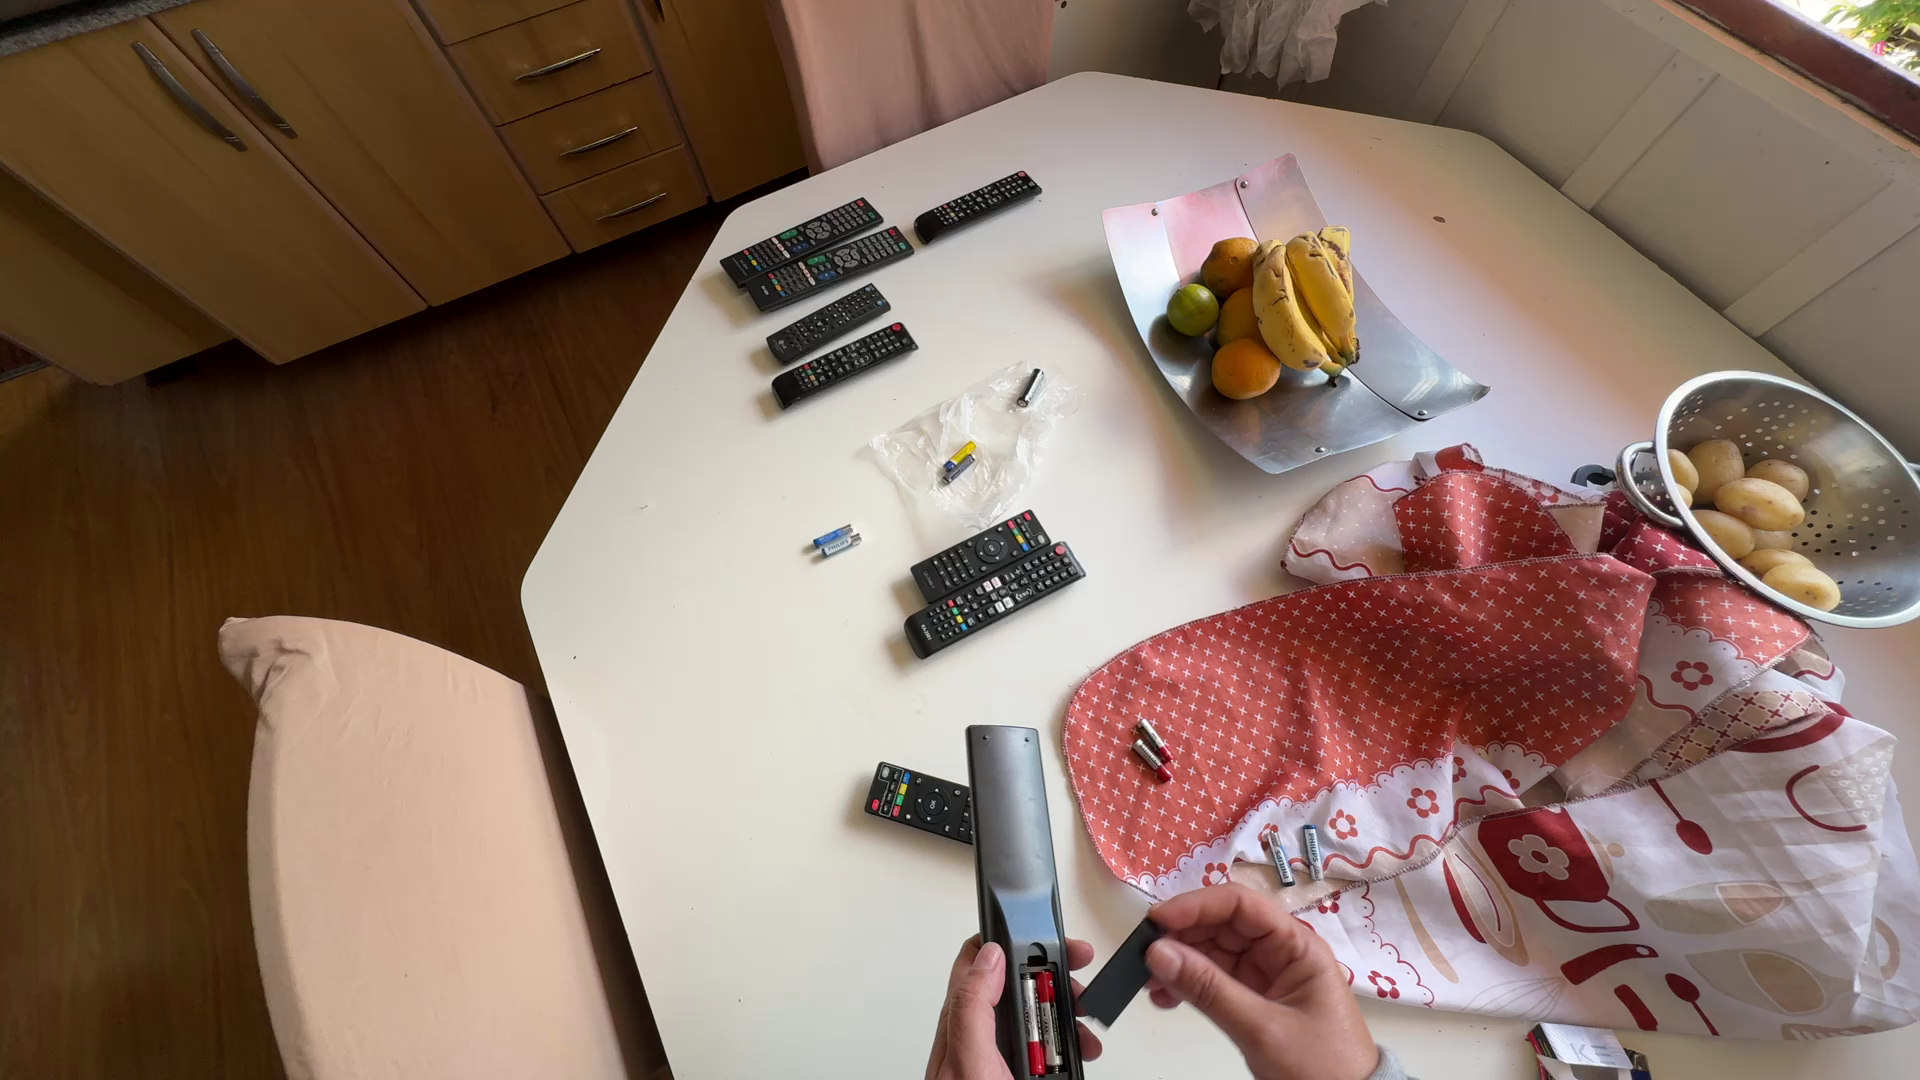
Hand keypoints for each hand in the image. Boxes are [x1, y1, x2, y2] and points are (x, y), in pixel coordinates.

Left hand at [925, 936, 1103, 1079]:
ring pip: (1038, 1017)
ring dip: (1067, 1013)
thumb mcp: (969, 1065)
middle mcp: (979, 1036)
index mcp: (961, 1022)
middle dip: (1052, 976)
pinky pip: (1050, 1052)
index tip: (1048, 939)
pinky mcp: (1022, 1077)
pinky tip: (1084, 1052)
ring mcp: (1001, 1059)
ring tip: (1088, 1023)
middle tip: (1080, 980)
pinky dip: (1070, 1045)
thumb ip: (972, 1007)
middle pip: (1016, 984)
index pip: (978, 959)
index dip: (1012, 939)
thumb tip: (988, 953)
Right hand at [1146, 883, 1377, 1079]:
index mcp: (1295, 943)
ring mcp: (1263, 973)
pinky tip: (1164, 997)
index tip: (1158, 921)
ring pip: (1210, 949)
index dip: (1196, 905)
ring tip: (1149, 983)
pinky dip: (1186, 984)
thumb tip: (1156, 952)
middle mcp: (1277, 950)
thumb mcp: (1263, 1030)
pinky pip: (1211, 977)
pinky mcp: (1252, 997)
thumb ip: (1209, 989)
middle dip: (1181, 937)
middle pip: (1219, 924)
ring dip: (1178, 962)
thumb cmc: (1321, 1071)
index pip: (1238, 903)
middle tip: (1145, 956)